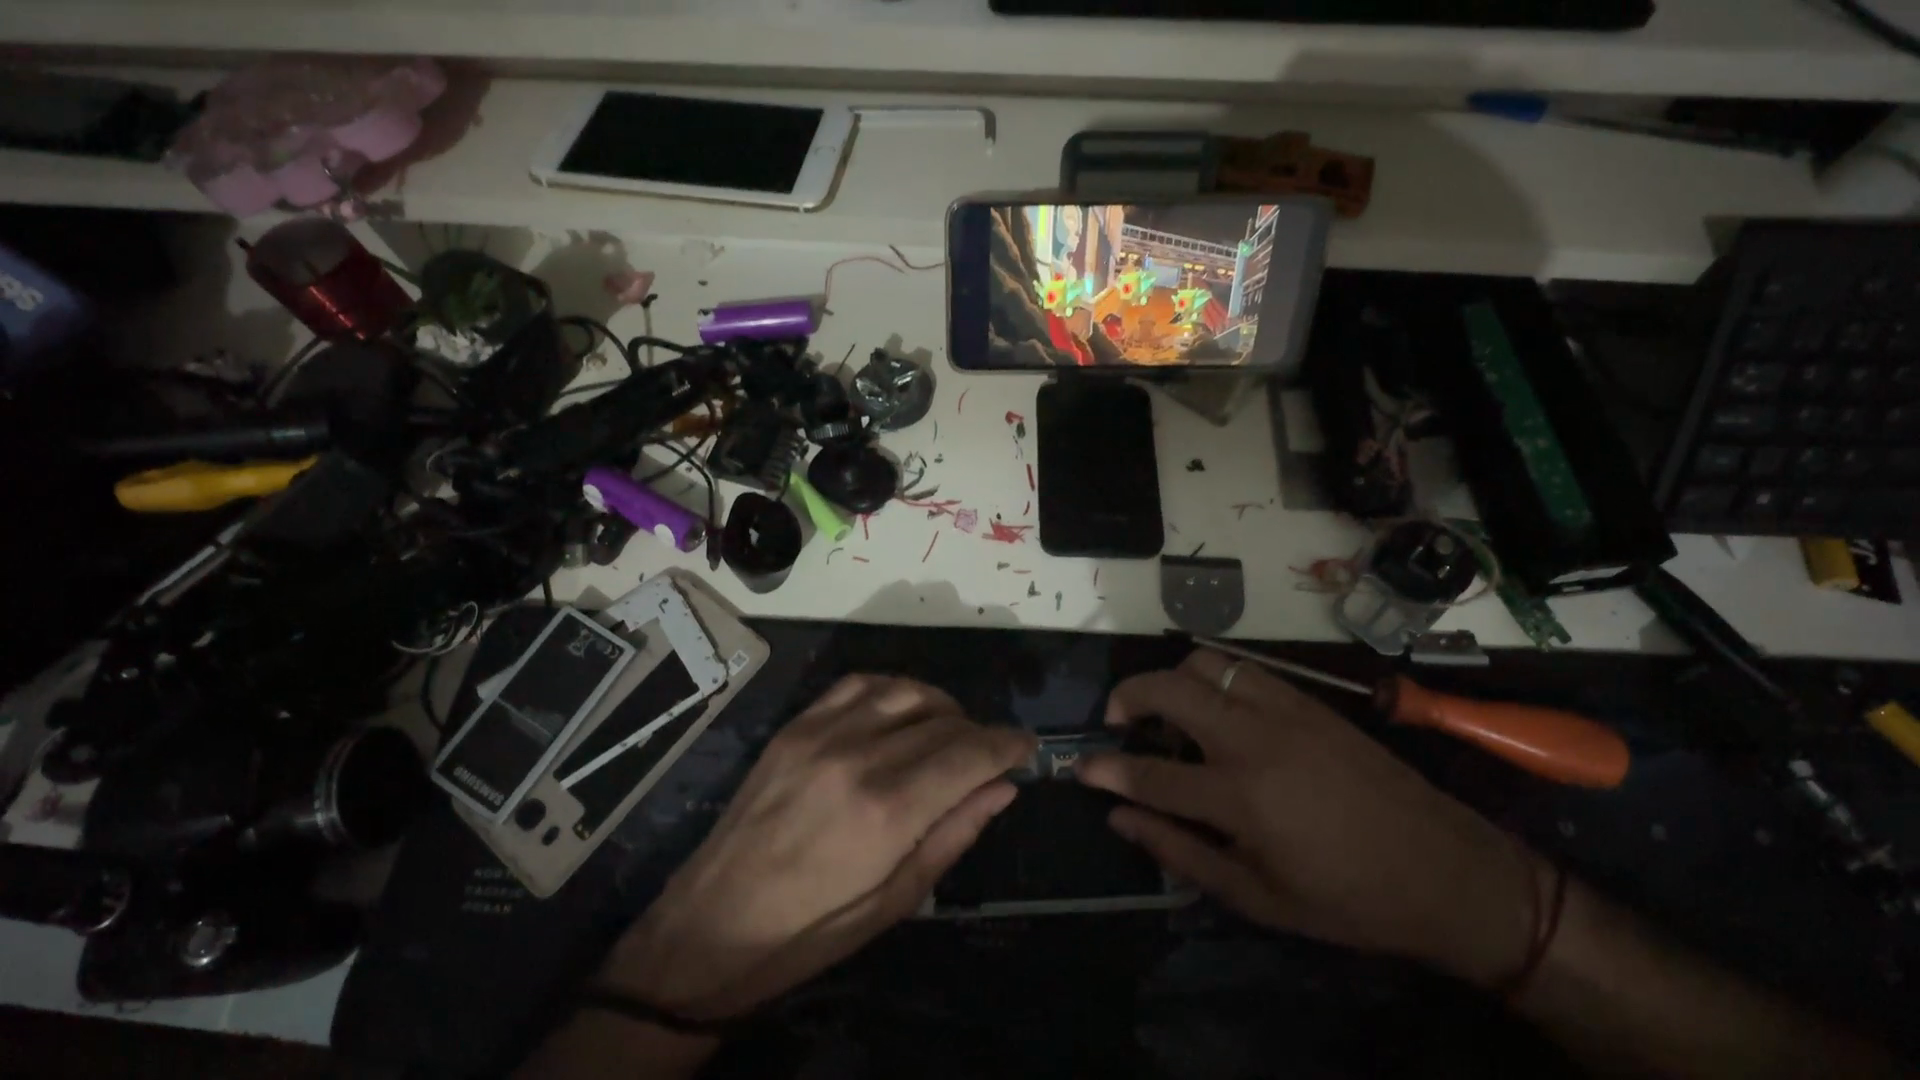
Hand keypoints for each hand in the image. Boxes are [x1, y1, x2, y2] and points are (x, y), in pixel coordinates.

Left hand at [600, 675, 1034, 1018]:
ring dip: (940, 704)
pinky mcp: (794, 727)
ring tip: (949, 731)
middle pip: (943, 719)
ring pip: (903, 690)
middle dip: (978, 732)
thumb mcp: (895, 902)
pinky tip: (900, 712)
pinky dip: (891, 689)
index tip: (1027, 748)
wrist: (712, 924)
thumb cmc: (810, 932)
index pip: (970, 753)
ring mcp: (821, 734)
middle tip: (989, 755)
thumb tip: (1002, 787)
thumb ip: (953, 834)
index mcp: (888, 810)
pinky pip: (857, 685)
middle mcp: (858, 756)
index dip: (1008, 745)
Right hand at [1078, 650, 1539, 986]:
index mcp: (1242, 799)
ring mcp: (1288, 711)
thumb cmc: (1347, 900)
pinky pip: (1247, 669)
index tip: (1079, 767)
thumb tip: (1120, 817)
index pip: (1149, 773)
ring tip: (1170, 713)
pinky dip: (1216, 678)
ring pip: (1208, 662)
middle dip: (1127, 696)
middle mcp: (1257, 740)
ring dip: (1173, 679)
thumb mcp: (1257, 898)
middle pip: (1170, 688)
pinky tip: (1219, 713)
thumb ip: (1180, 853)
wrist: (1447, 871)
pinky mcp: (1313, 702)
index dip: (1106, 770)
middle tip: (1119, 723)